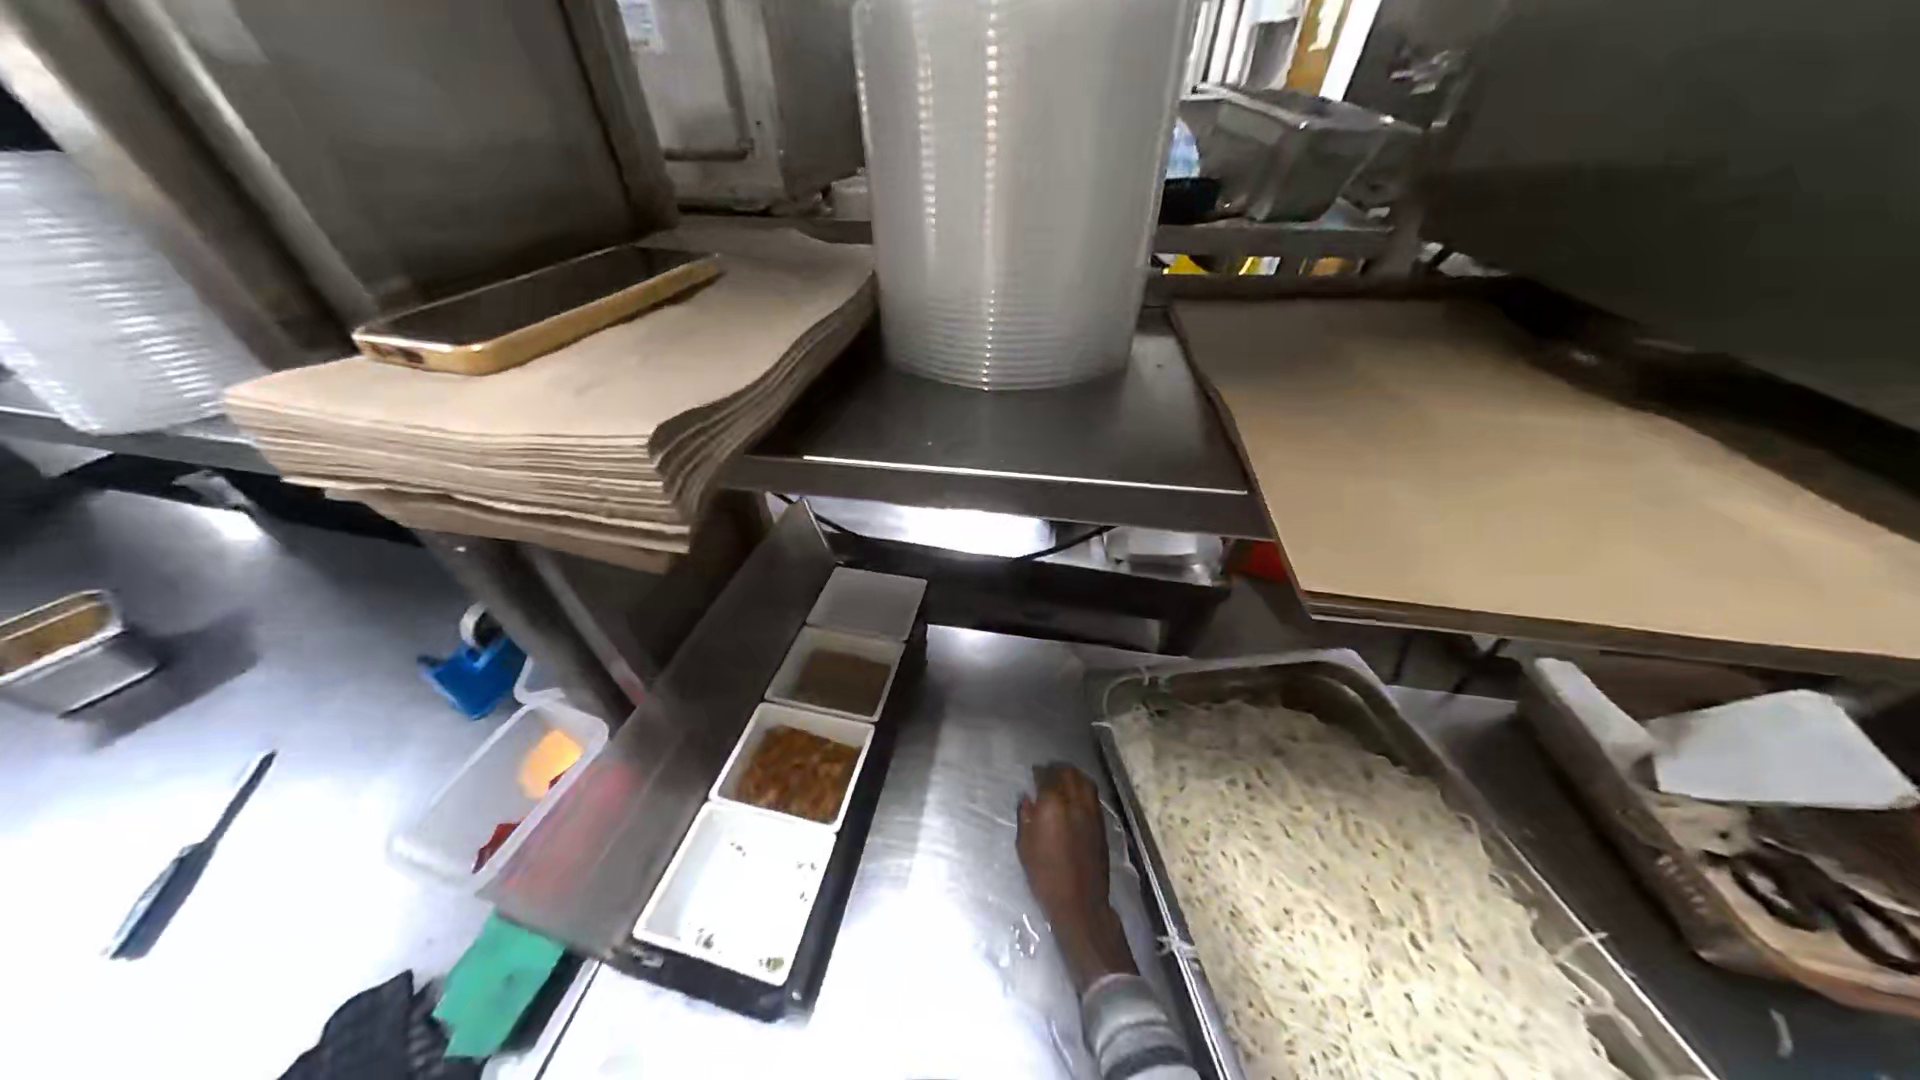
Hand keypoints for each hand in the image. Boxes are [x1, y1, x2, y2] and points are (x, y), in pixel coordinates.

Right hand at [1018, 763, 1134, 991]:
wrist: (1079, 901)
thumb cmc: (1045, 876)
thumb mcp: (1025, 846)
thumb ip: (1026, 817)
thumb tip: (1027, 798)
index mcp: (1052, 806)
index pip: (1046, 778)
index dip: (1039, 773)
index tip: (1034, 773)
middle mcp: (1074, 803)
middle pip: (1068, 774)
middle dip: (1057, 770)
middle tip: (1048, 773)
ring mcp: (1091, 812)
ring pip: (1085, 781)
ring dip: (1073, 776)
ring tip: (1064, 779)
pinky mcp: (1101, 824)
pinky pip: (1093, 796)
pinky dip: (1084, 788)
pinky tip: (1077, 795)